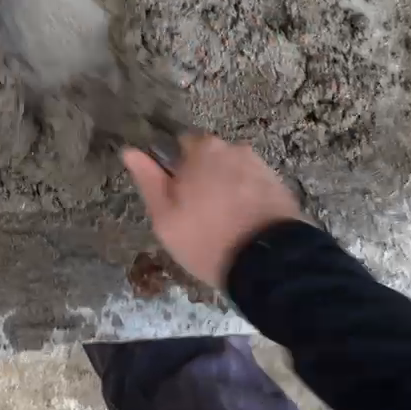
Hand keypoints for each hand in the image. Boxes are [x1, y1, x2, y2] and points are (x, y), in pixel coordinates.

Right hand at [121, 135, 301, 287]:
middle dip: (204, 177)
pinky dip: (249, 200)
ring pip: (234, 172)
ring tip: (225, 223)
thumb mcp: (165, 216)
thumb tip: (129, 151)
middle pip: (211, 158)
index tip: (177, 195)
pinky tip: (245, 226)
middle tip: (200, 212)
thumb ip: (148, 179)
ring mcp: (261, 166)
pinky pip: (255, 188)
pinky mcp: (281, 187)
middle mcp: (233, 148)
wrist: (269, 264)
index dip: (177, 168)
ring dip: (228, 188)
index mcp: (202, 149)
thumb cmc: (207, 237)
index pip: (181, 145)